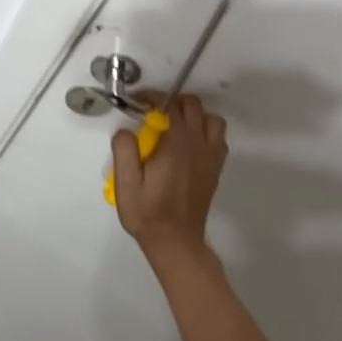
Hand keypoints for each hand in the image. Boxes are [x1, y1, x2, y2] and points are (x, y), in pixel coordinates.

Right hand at [110, 92, 226, 261]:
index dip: (152, 98)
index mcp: (176, 146)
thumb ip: (124, 149)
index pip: (169, 106)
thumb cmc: (147, 212)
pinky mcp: (215, 169)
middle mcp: (198, 146)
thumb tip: (127, 130)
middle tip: (150, 112)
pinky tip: (186, 143)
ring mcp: (211, 158)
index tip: (136, 101)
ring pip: (211, 120)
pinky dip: (204, 131)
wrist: (176, 242)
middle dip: (171, 101)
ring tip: (172, 124)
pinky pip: (217, 138)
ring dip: (192, 115)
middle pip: (193, 107)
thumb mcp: (124, 182)